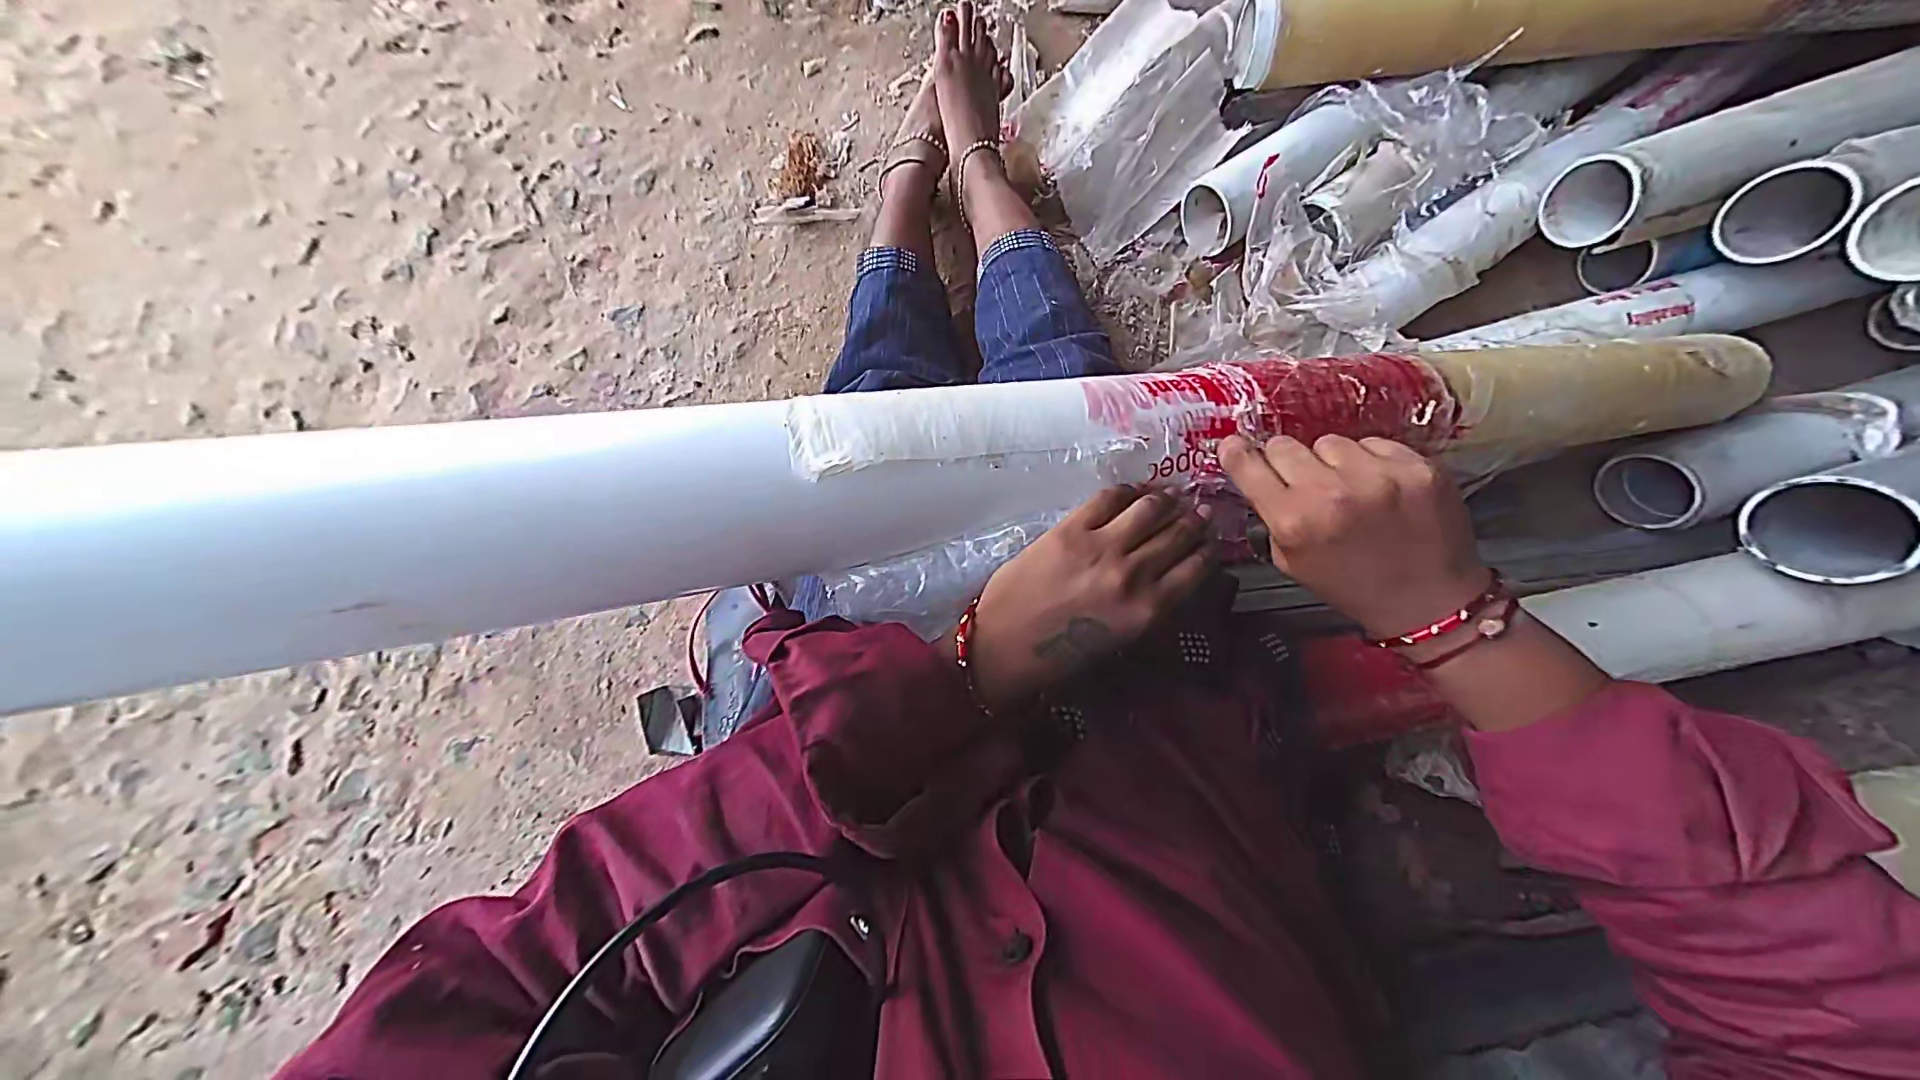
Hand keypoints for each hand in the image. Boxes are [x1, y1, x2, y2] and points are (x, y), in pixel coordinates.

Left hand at [959, 486, 1214, 710]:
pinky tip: (1132, 493)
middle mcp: (1132, 575)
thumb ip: (1149, 606)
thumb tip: (1170, 575)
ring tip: (1170, 497)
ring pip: (1150, 510)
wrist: (1004, 645)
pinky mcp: (1070, 530)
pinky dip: (1127, 492)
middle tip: (1199, 510)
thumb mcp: (1120, 640)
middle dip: (1194, 520)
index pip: (1195, 568)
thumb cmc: (1060, 655)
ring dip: (1166, 500)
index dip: (1208, 549)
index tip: (1210, 539)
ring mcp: (1100, 548)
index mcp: (1148, 610)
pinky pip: (1109, 498)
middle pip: (1178, 534)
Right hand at [1219, 434, 1490, 638]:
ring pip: (1329, 442)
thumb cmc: (1350, 585)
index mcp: (1293, 521)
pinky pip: (1374, 444)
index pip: (1249, 466)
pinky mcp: (1415, 467)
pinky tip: (1378, 486)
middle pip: (1284, 446)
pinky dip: (1370, 461)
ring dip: (1331, 461)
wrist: (1427, 600)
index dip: (1237, 453)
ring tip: (1347, 487)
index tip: (1233, 444)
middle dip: (1285, 461)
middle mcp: (1330, 492)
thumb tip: (1258, 477)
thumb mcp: (1291, 562)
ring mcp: (1377, 475)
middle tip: (1301, 480)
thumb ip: (1271, 518)